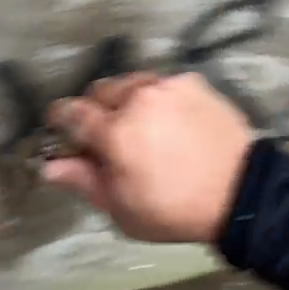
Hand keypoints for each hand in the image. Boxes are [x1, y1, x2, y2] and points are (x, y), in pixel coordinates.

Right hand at [40, 71, 256, 243]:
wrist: (239, 190)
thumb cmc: (175, 210)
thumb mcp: (123, 208)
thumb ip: (84, 180)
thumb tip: (49, 166)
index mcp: (115, 132)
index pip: (73, 112)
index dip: (60, 117)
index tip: (58, 123)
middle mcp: (137, 98)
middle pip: (100, 90)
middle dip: (96, 109)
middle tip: (107, 133)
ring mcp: (166, 84)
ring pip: (131, 82)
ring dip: (127, 99)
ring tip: (141, 125)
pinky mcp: (190, 80)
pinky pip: (162, 83)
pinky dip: (157, 97)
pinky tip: (170, 120)